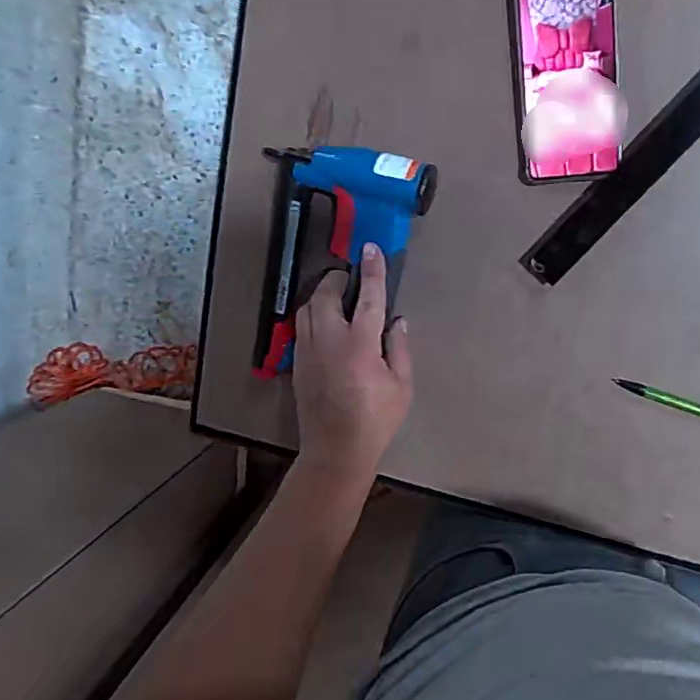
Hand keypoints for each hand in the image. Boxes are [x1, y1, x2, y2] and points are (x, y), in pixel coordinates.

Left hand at [291, 243, 413, 479]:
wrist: (336, 452)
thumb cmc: (375, 420)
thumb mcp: (402, 385)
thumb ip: (399, 347)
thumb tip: (395, 321)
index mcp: (359, 346)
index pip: (368, 297)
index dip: (372, 270)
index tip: (370, 248)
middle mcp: (329, 342)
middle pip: (325, 294)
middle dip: (337, 279)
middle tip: (350, 278)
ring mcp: (308, 352)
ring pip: (307, 308)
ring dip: (321, 296)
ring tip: (337, 298)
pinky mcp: (297, 363)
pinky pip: (302, 327)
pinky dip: (312, 315)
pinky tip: (326, 324)